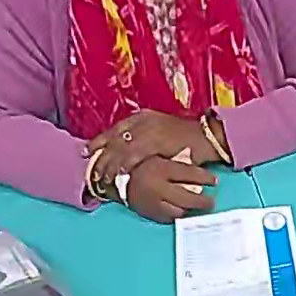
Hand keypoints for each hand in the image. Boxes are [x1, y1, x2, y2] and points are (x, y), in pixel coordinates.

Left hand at [90, 110, 219, 179]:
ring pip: (122, 148)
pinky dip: (126, 165)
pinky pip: (136, 155)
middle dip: (102, 156)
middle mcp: (144, 121)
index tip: (87, 151)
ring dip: (111, 164)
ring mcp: (150, 130)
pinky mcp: (157, 142)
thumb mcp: (162, 132)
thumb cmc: (188, 139)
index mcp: (144, 117)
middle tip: (92, 171)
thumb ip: (145, 138)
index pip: (115, 129)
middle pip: (115, 139)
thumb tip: (128, 152)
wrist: (208, 137)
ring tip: (103, 177)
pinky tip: (119, 174)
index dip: (100, 140)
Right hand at [123, 157, 216, 222]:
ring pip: (179, 210)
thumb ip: (174, 158)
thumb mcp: (156, 153)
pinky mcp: (150, 212)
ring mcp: (154, 202)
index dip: (205, 178)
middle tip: (212, 201)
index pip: (189, 174)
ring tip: (201, 207)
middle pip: (187, 198)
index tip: (215, 181)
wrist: (114, 177)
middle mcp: (157, 186)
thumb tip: (195, 160)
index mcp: (160, 167)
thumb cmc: (140, 162)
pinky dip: (179, 215)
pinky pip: (168, 218)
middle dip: (203, 201)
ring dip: (192, 210)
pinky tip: (186, 212)